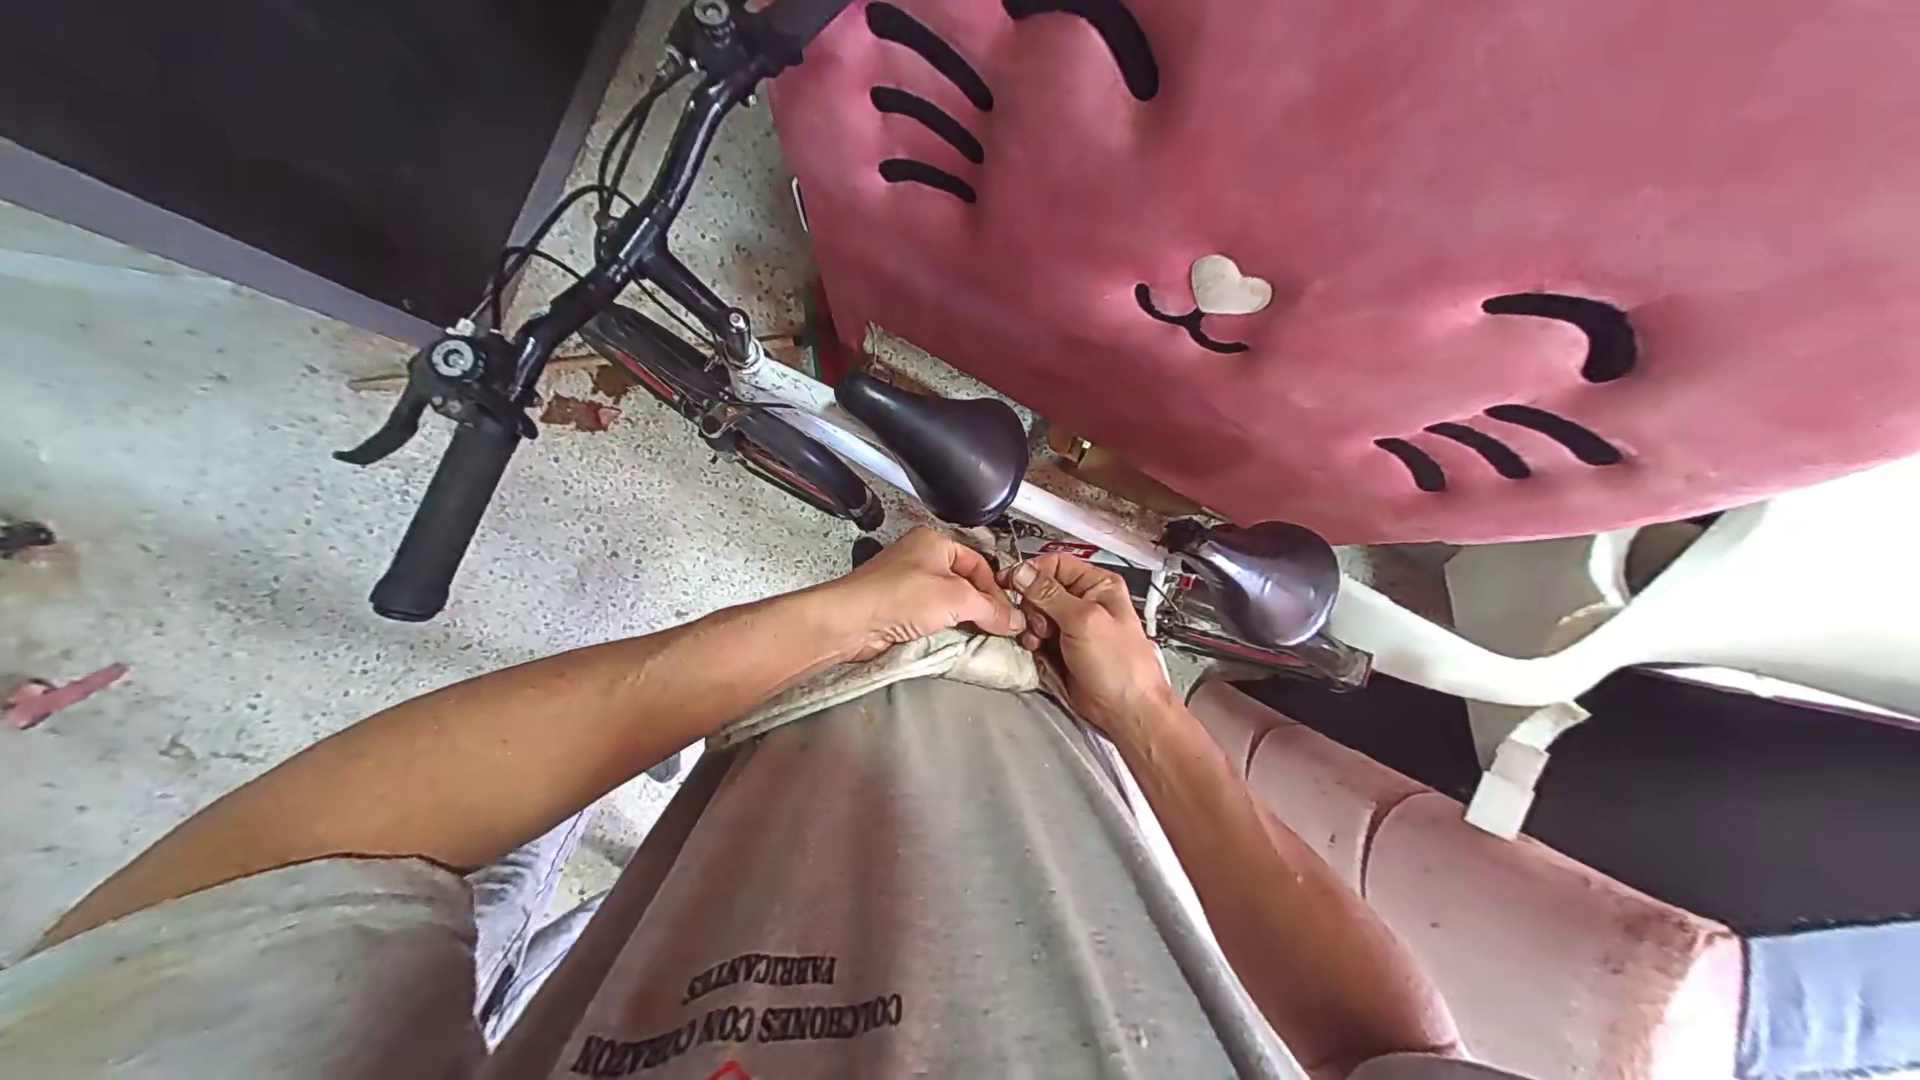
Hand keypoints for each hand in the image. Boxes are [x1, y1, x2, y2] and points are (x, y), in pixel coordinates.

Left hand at [823, 527, 1025, 662]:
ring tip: (977, 636)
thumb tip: (1013, 620)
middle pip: (964, 583)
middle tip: (997, 628)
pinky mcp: (897, 608)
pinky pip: (929, 616)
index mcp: (934, 542)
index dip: (995, 589)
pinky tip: (950, 639)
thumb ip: (989, 608)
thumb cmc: (898, 597)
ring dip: (962, 619)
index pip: (979, 564)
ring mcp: (906, 583)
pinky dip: (942, 627)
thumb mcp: (955, 598)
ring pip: (947, 602)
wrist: (851, 622)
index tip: (1007, 614)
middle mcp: (920, 558)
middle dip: (980, 606)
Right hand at [999, 555, 1174, 739]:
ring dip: (1030, 625)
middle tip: (1040, 622)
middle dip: (1032, 605)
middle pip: (1040, 588)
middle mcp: (1083, 601)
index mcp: (1097, 585)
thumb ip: (1049, 594)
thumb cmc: (1121, 665)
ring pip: (1034, 612)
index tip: (1012, 582)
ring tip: (1041, 639)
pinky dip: (1031, 641)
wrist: (1125, 710)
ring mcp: (1070, 625)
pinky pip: (1034, 634)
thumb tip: (1023, 572)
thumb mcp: (1083, 620)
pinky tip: (1038, 649)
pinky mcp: (1059, 646)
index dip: (1032, 571)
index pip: (1056, 564)